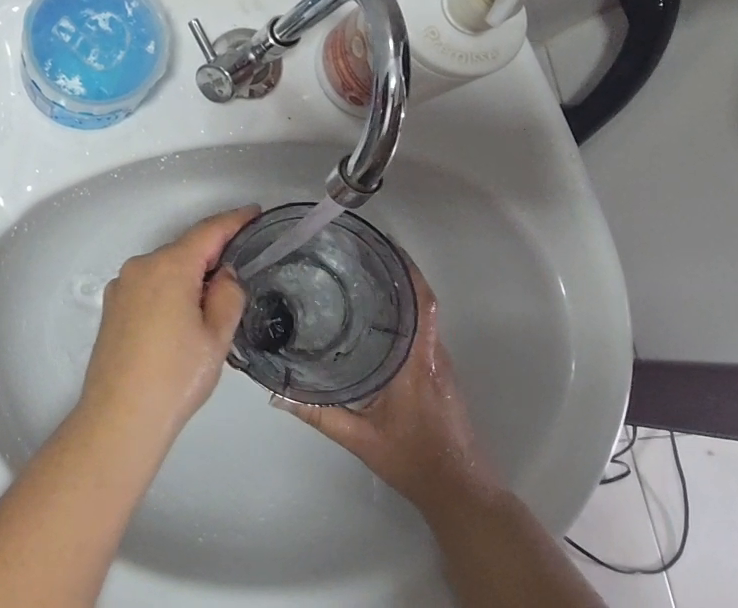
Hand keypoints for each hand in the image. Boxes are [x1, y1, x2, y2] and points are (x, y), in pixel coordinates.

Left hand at [79, 207, 256, 441]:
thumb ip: (228, 295)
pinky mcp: (112, 308)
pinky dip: (170, 291)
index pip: (208, 231)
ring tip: (215, 304)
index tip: (255, 213)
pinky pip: (149, 287)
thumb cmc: (175, 376)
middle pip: (184, 250)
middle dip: (213, 255)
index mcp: (169, 267)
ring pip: (165, 270)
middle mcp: (140, 267)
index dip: (234, 220)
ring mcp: (121, 287)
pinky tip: (182, 319)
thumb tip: (224, 275)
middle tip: (244, 270)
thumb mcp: (216, 336)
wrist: (121, 416)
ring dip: (190, 276)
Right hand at [278, 264, 494, 510]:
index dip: (408, 271)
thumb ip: (318, 413)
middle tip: (355, 257)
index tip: (384, 246)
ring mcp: (438, 366)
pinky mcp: (437, 377)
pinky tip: (370, 322)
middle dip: (394, 275)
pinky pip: (419, 335)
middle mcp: (432, 356)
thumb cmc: (415, 460)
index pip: (421, 304)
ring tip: (356, 281)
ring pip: (420, 319)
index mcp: (417, 362)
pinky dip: (399, 318)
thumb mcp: (359, 439)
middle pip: (421, 303)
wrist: (460, 490)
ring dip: (397, 296)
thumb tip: (277, 392)